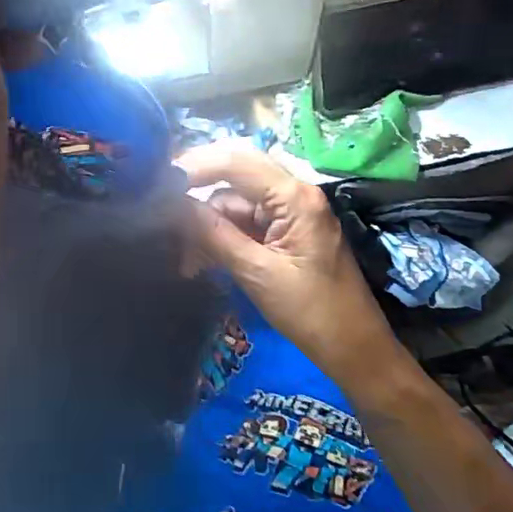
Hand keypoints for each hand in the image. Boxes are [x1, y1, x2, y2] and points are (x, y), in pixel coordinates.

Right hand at [178, 142, 406, 375]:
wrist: (353, 348)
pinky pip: (242, 222)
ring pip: (233, 202)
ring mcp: (288, 212)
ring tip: (185, 262)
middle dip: (196, 190)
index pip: (235, 162)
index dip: (194, 167)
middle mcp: (293, 194)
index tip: (159, 184)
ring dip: (204, 225)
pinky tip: (199, 263)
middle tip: (162, 209)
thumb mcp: (256, 273)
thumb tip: (173, 204)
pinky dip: (219, 238)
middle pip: (234, 174)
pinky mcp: (283, 231)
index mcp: (294, 197)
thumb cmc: (311, 312)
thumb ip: (213, 234)